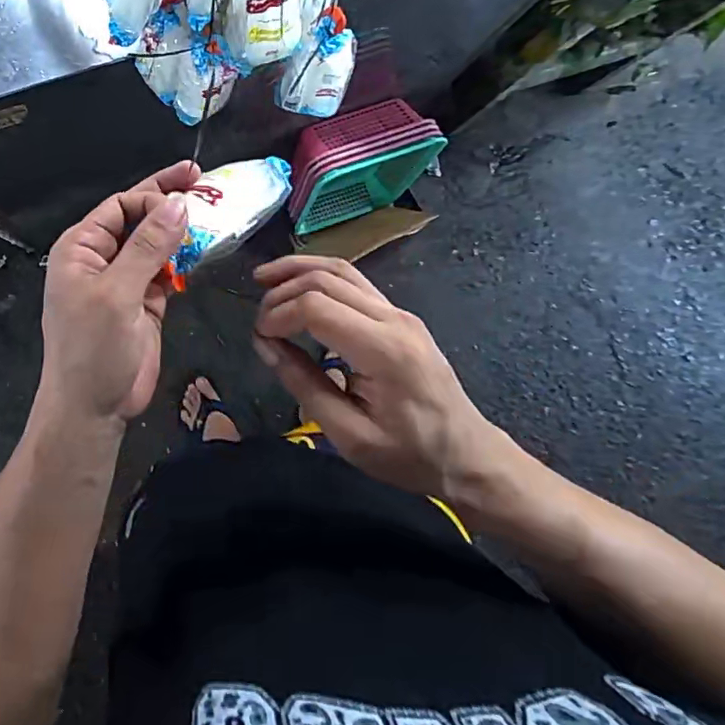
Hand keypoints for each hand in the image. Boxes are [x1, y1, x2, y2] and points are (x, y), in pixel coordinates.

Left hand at [38, 161, 200, 428]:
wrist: (93, 408)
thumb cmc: (93, 349)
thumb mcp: (118, 294)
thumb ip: (148, 247)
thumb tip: (178, 203)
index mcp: (82, 248)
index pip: (120, 206)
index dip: (152, 198)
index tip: (186, 204)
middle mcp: (102, 258)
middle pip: (138, 217)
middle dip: (167, 199)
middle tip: (201, 176)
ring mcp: (125, 279)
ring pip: (156, 242)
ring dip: (180, 229)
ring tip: (212, 212)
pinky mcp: (145, 300)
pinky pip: (166, 268)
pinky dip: (184, 259)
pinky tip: (202, 249)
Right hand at [251, 256, 514, 500]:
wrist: (466, 454)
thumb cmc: (409, 455)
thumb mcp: (350, 435)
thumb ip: (305, 385)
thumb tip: (265, 345)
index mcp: (383, 349)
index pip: (317, 307)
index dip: (278, 315)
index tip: (259, 338)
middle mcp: (393, 318)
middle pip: (327, 280)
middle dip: (283, 291)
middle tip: (257, 319)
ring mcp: (399, 312)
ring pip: (342, 270)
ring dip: (300, 270)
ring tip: (264, 278)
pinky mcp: (399, 316)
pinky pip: (355, 282)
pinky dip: (320, 277)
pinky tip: (298, 285)